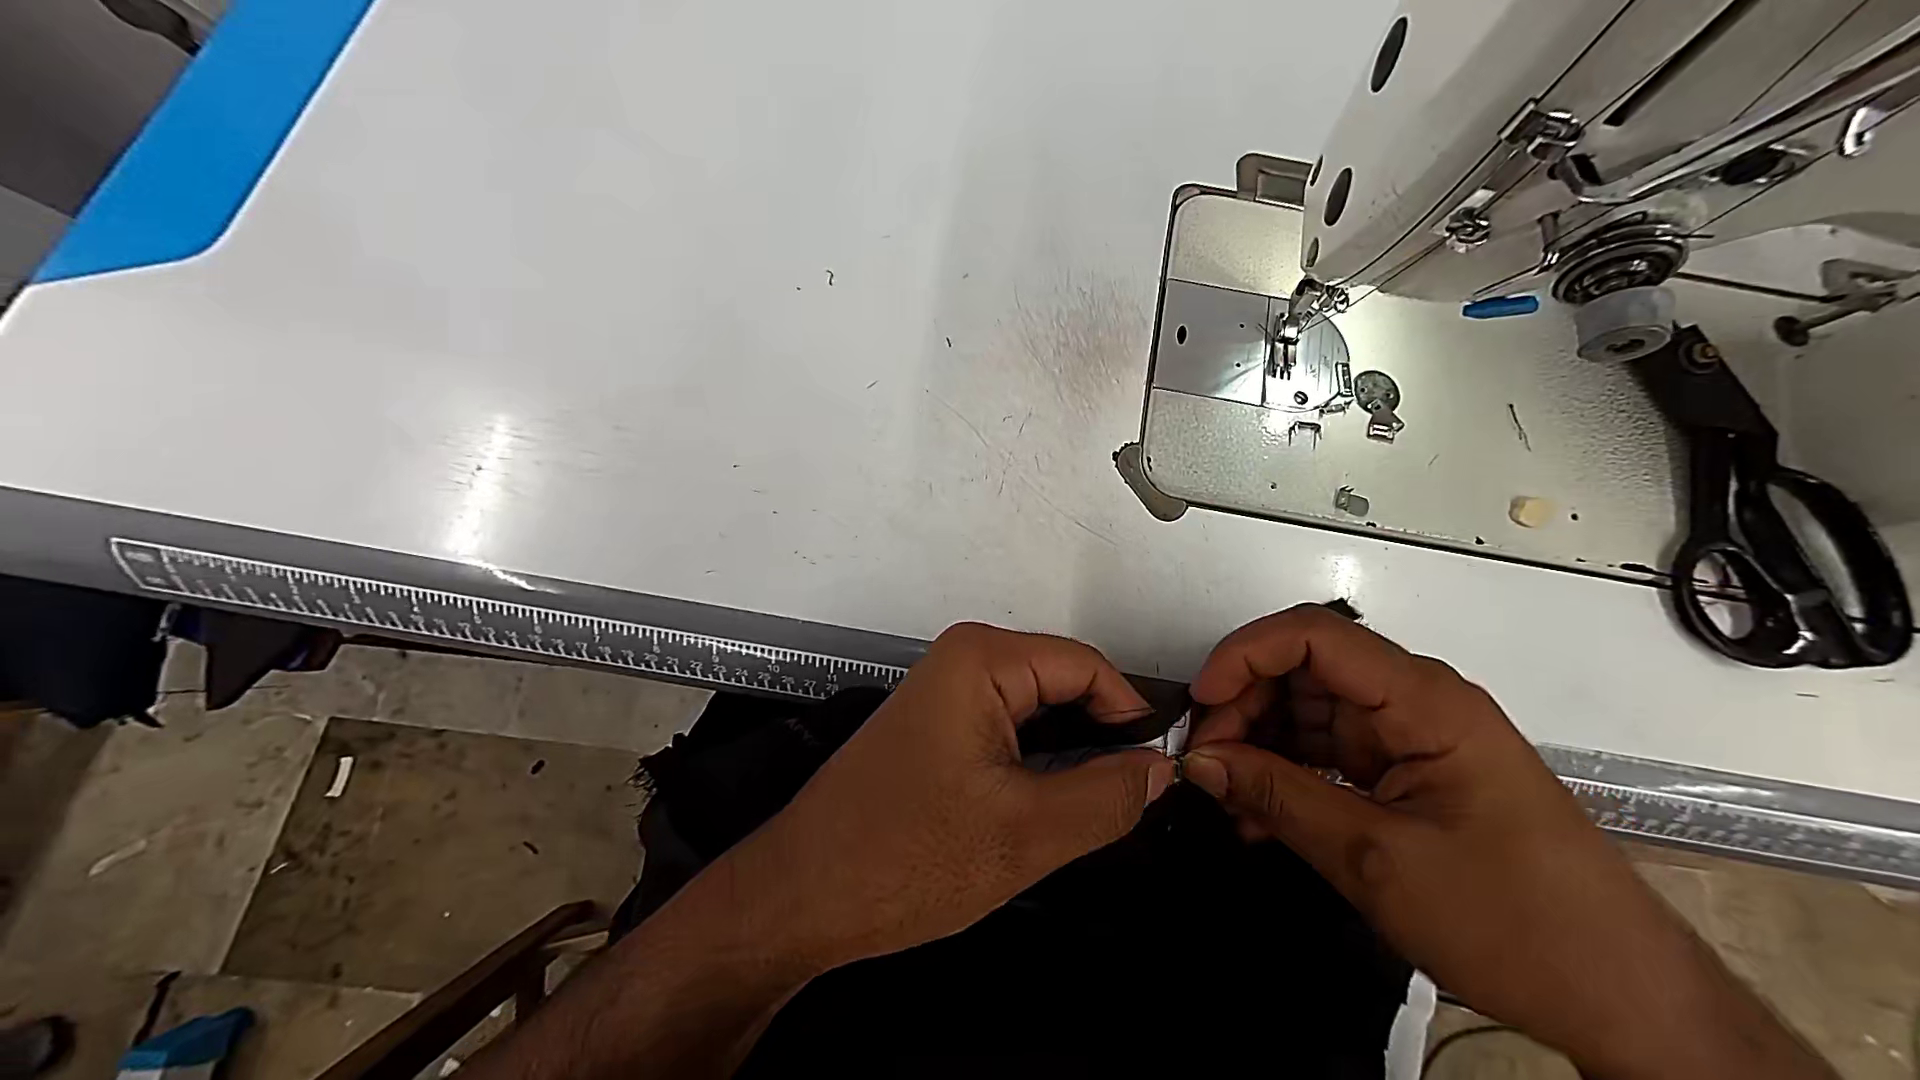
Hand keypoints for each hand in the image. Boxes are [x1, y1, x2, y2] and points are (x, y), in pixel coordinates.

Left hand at [715, 622, 1176, 971]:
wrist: (806, 895)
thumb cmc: (895, 857)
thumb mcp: (1027, 833)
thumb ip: (1108, 796)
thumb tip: (1158, 771)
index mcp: (981, 660)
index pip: (1090, 667)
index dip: (1132, 718)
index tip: (1158, 770)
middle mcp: (962, 661)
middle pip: (1065, 684)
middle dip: (1101, 740)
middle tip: (1126, 803)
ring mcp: (947, 692)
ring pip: (1041, 712)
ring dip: (1069, 757)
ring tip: (1081, 814)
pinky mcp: (940, 724)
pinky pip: (1011, 729)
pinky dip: (1038, 764)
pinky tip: (1041, 807)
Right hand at [1180, 605, 1833, 1079]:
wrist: (1623, 1002)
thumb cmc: (1522, 924)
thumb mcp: (1377, 859)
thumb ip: (1277, 797)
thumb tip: (1201, 762)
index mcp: (1425, 701)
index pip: (1313, 636)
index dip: (1244, 655)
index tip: (1202, 704)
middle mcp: (1414, 705)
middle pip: (1301, 671)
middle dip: (1243, 708)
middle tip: (1207, 763)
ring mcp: (1407, 739)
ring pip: (1304, 712)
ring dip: (1257, 748)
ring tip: (1229, 799)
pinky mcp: (1402, 773)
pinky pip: (1322, 753)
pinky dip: (1283, 776)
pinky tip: (1258, 815)